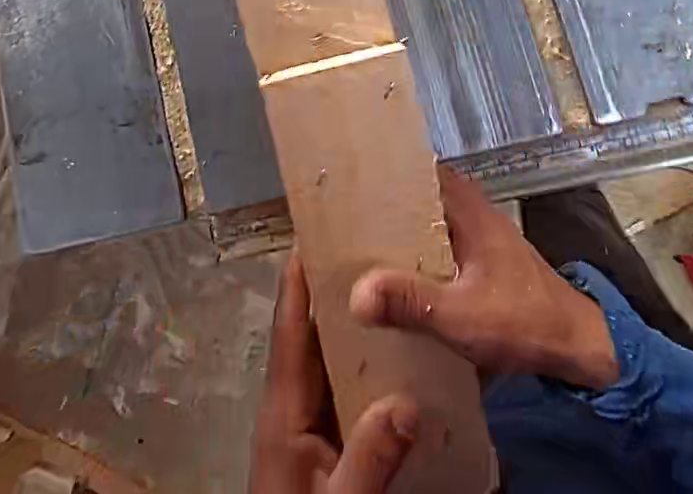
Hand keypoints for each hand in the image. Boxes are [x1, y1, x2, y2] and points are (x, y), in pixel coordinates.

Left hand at [250, 252, 420, 493]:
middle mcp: (293, 404)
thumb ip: (369, 461)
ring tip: (390, 278)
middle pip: (310, 332)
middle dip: (332, 287)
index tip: (315, 232)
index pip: (290, 329)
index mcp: (285, 410)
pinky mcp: (329, 436)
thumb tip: (407, 400)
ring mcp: (310, 420)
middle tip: (370, 244)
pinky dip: (367, 356)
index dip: (298, 280)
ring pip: (330, 355)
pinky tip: (400, 344)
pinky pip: (347, 382)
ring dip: (353, 318)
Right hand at [349, 167, 619, 389]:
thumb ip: (412, 302)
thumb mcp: (462, 315)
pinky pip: (440, 245)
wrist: (575, 346)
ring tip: (357, 244)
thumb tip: (357, 293)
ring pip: (430, 222)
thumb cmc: (523, 321)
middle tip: (343, 216)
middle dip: (387, 204)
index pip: (423, 171)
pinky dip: (417, 253)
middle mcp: (473, 214)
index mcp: (469, 210)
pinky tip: (393, 276)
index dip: (389, 171)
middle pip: (422, 196)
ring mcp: (479, 238)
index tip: (352, 178)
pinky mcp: (482, 263)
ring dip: (402, 231)